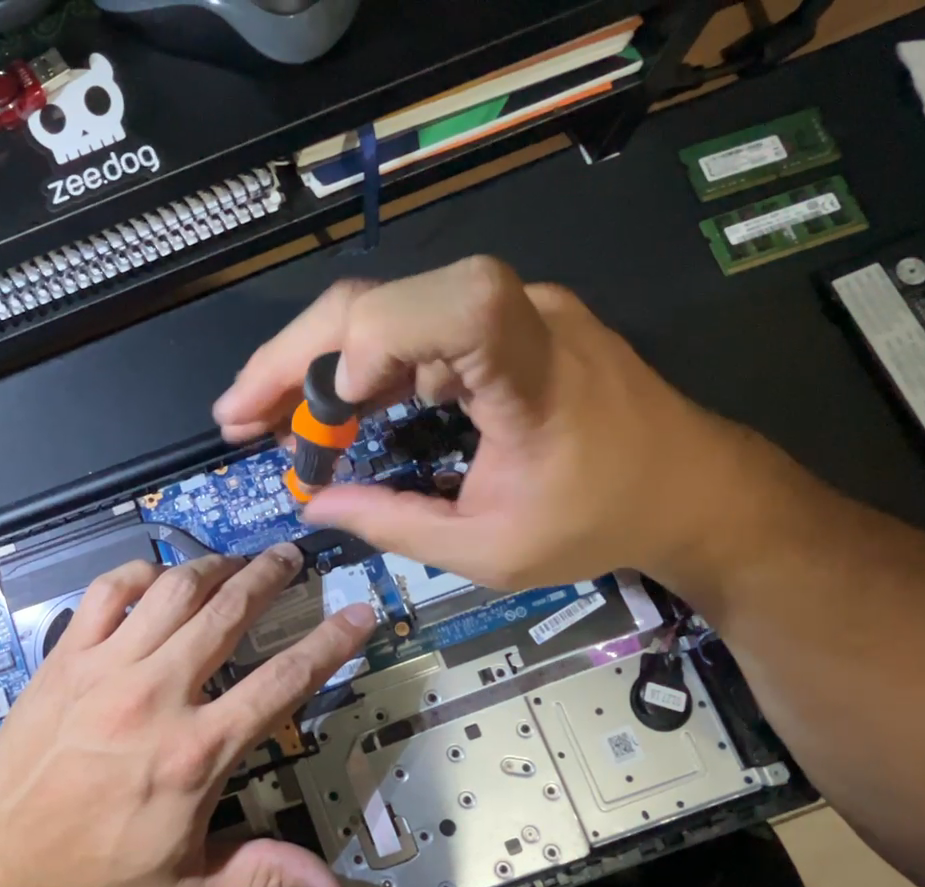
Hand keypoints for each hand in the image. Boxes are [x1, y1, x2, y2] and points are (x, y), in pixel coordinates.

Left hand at [0, 546, 376, 886]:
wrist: (2, 860)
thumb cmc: (100, 876)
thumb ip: (266, 875)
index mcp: (197, 751)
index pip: (282, 681)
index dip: (330, 642)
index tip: (358, 612)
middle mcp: (157, 694)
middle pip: (228, 614)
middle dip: (270, 576)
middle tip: (293, 556)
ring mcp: (106, 668)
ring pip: (172, 591)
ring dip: (212, 567)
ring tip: (237, 560)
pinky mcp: (65, 656)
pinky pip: (106, 592)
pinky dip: (139, 572)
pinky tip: (160, 576)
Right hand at [212, 256, 763, 591]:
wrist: (689, 488)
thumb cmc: (600, 521)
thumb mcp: (490, 548)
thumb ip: (394, 523)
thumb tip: (312, 504)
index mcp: (536, 370)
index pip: (459, 303)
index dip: (380, 338)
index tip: (338, 406)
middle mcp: (518, 316)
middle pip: (384, 300)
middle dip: (295, 358)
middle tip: (235, 417)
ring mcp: (505, 312)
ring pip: (381, 310)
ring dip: (309, 364)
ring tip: (257, 420)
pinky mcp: (493, 326)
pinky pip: (405, 330)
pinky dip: (351, 370)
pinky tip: (319, 412)